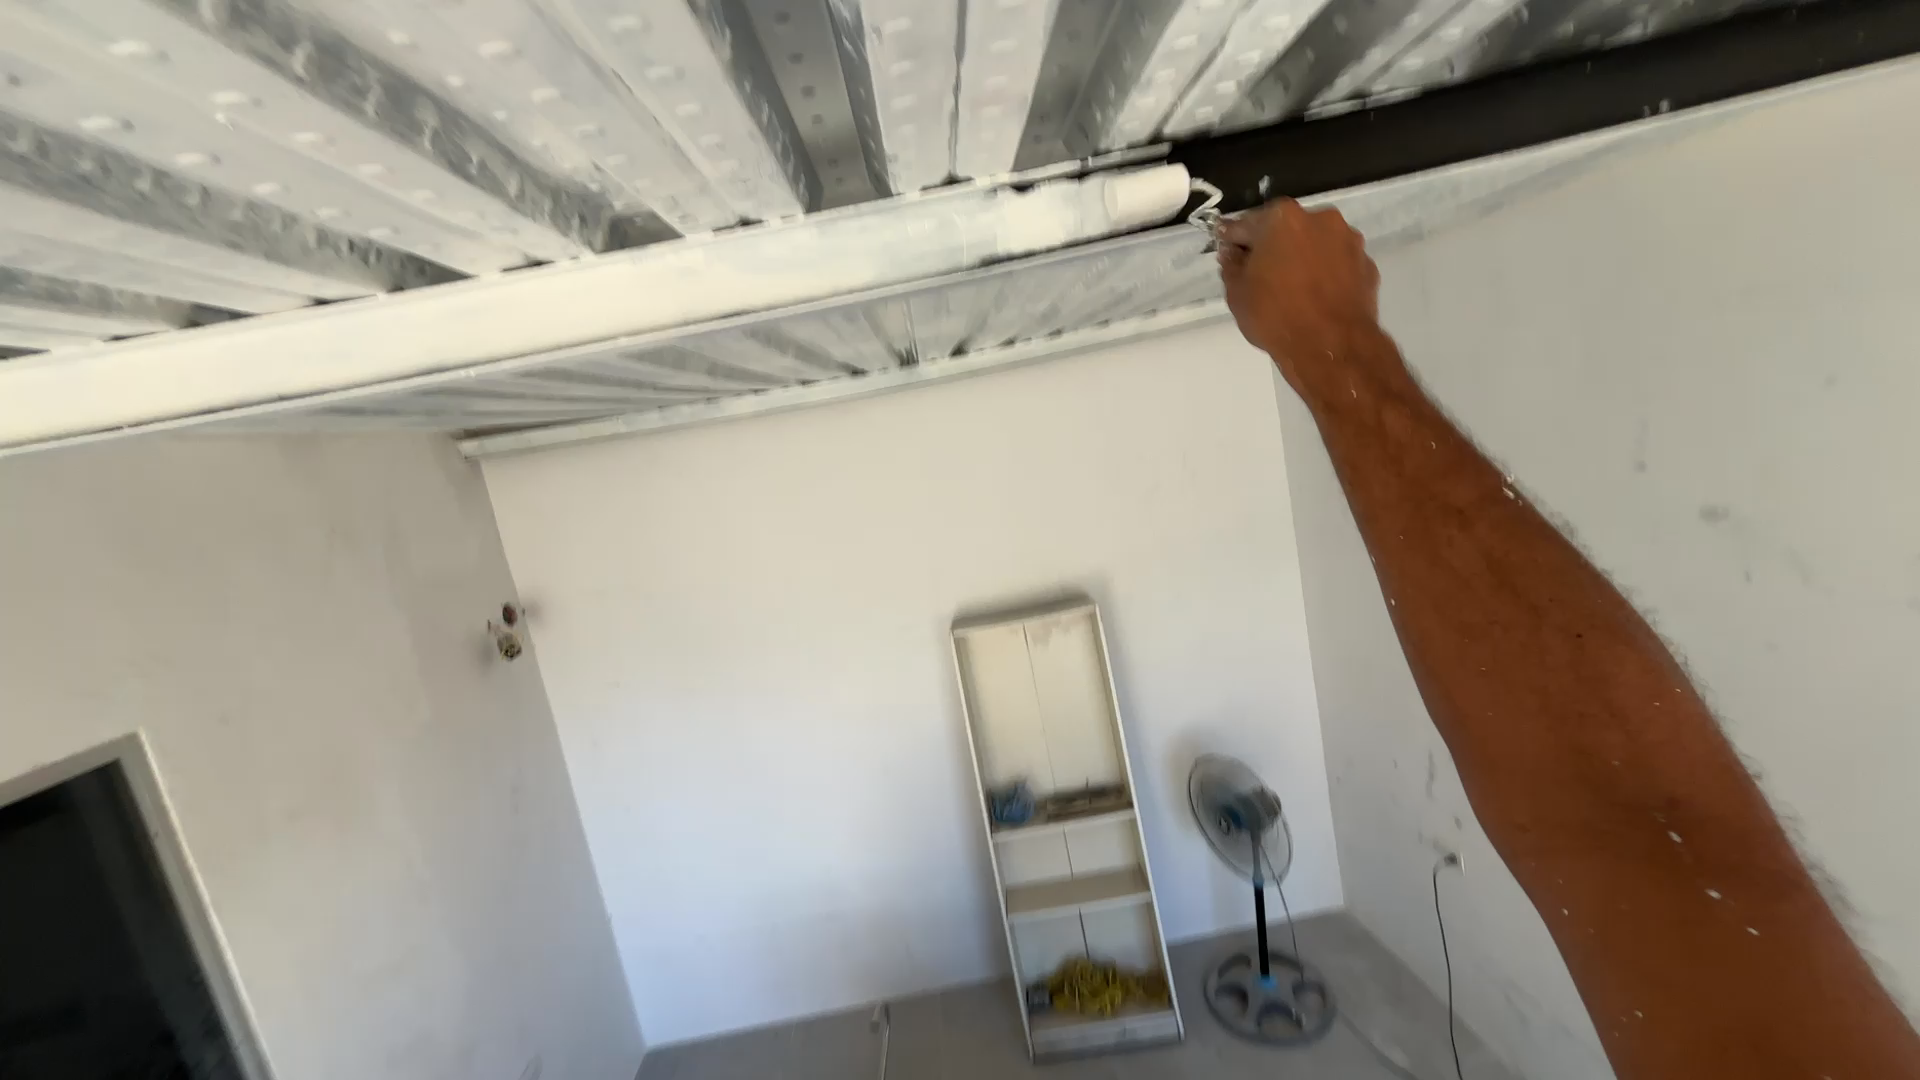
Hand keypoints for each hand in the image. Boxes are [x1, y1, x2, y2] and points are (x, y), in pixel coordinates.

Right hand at [1218, 200, 1394, 405]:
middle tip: (1260, 277)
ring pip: (1315, 245)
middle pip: (1286, 230)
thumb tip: (1234, 254)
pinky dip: (1325, 275)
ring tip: (1291, 292)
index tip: (1228, 255)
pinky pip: (1337, 264)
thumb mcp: (1236, 294)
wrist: (1330, 344)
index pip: (1247, 225)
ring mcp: (1348, 240)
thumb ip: (1232, 266)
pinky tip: (1315, 300)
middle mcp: (1320, 219)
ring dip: (1302, 260)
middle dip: (1272, 249)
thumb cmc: (1275, 315)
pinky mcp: (1366, 264)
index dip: (1234, 242)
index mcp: (1282, 219)